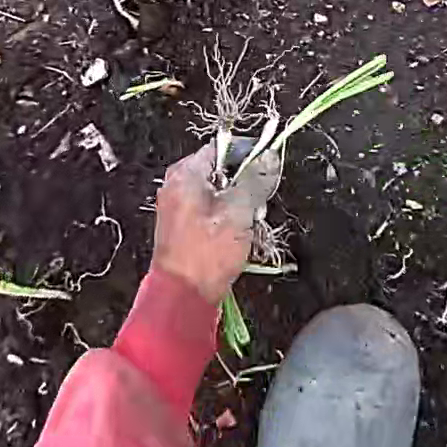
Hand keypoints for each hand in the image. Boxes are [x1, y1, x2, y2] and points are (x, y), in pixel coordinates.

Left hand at [149, 142, 281, 303]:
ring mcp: (177, 206)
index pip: (224, 146)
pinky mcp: (181, 226)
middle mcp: (176, 183)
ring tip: (250, 221)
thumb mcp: (240, 209)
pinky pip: (211, 208)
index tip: (268, 167)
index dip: (249, 153)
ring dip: (240, 202)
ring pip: (219, 190)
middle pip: (222, 169)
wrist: (182, 300)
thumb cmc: (209, 250)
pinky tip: (239, 233)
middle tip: (259, 201)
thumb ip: (256, 177)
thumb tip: (269, 155)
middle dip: (245, 182)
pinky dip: (227, 215)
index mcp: (186, 172)